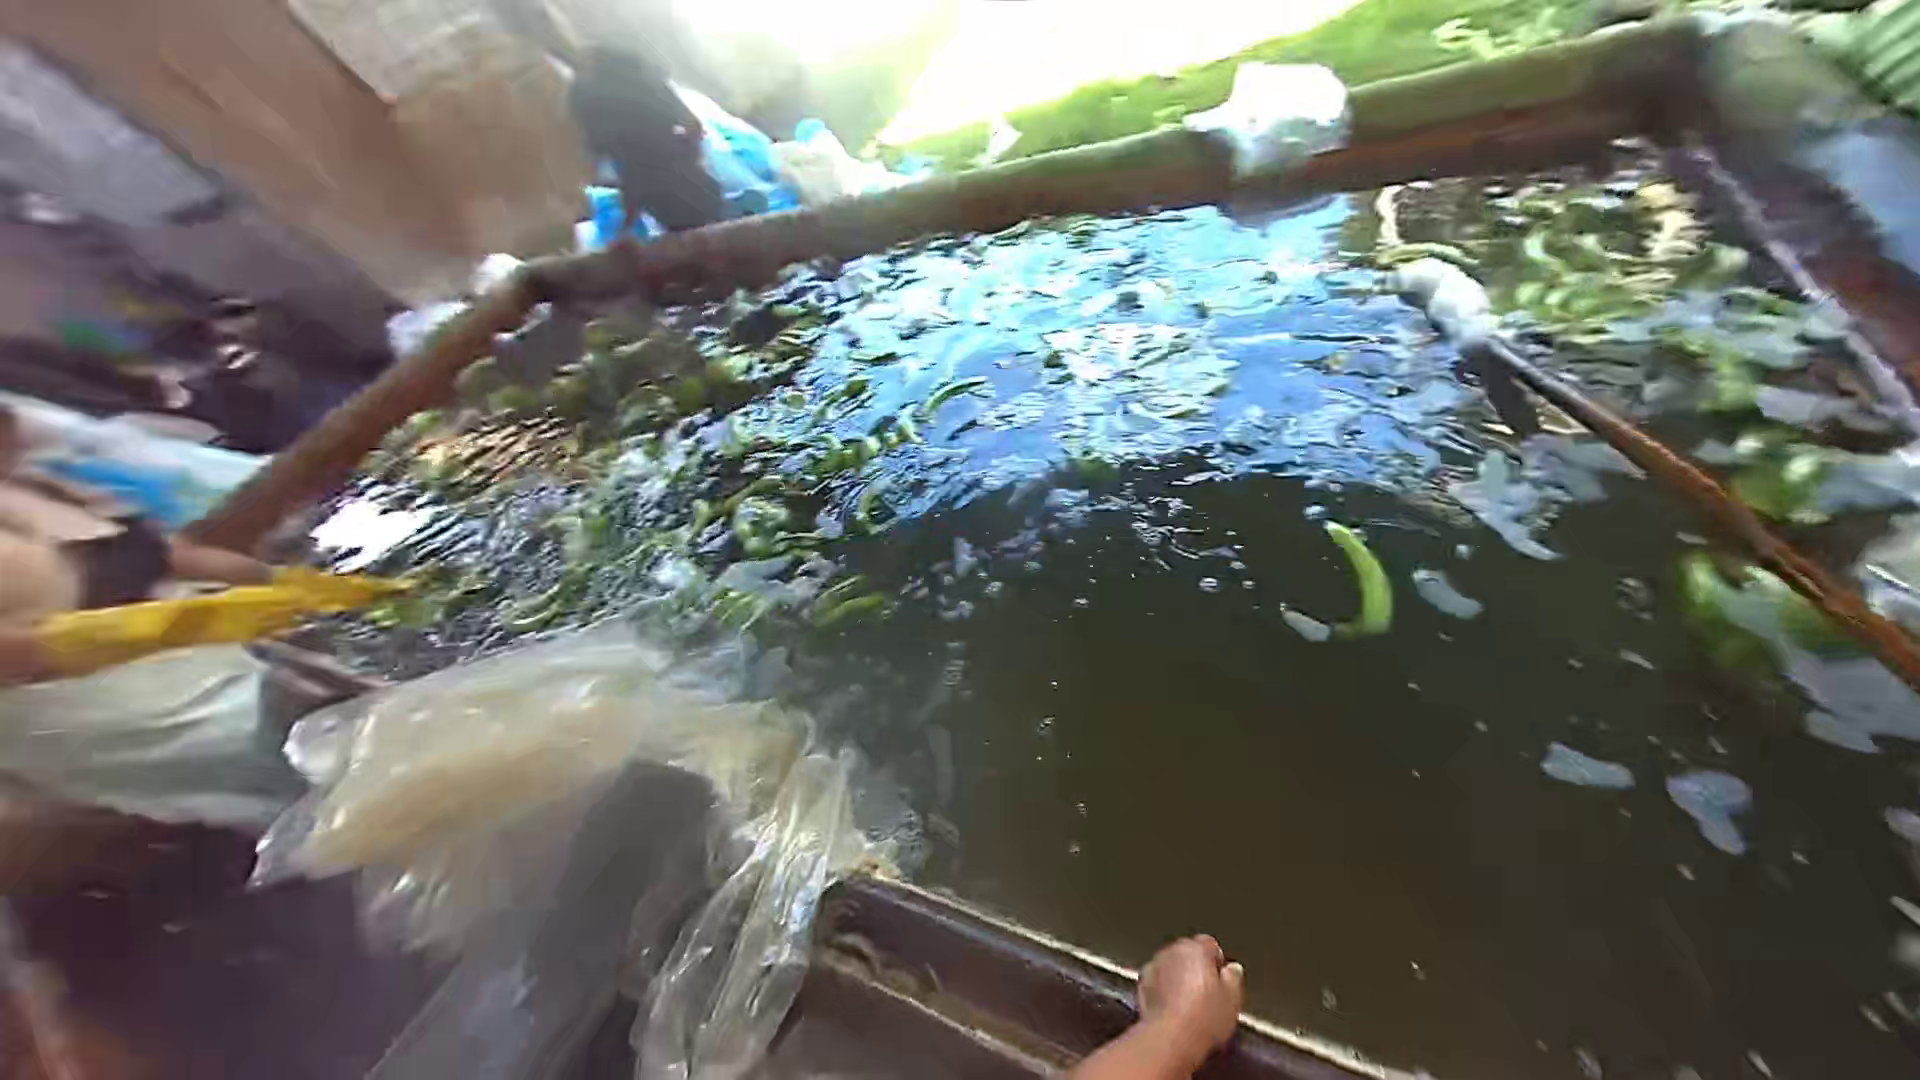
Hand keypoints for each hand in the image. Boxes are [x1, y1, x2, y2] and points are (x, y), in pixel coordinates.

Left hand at [1137, 935, 1244, 1066]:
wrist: (1172, 1036)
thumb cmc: (1205, 1018)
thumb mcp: (1232, 1000)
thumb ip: (1234, 978)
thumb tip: (1233, 969)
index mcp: (1196, 949)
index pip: (1210, 945)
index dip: (1218, 963)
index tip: (1222, 981)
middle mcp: (1173, 950)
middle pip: (1189, 953)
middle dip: (1197, 968)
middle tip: (1207, 995)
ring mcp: (1155, 963)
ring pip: (1172, 964)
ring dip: (1179, 976)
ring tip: (1190, 1004)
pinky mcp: (1144, 980)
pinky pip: (1158, 978)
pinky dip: (1164, 987)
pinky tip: (1173, 1007)